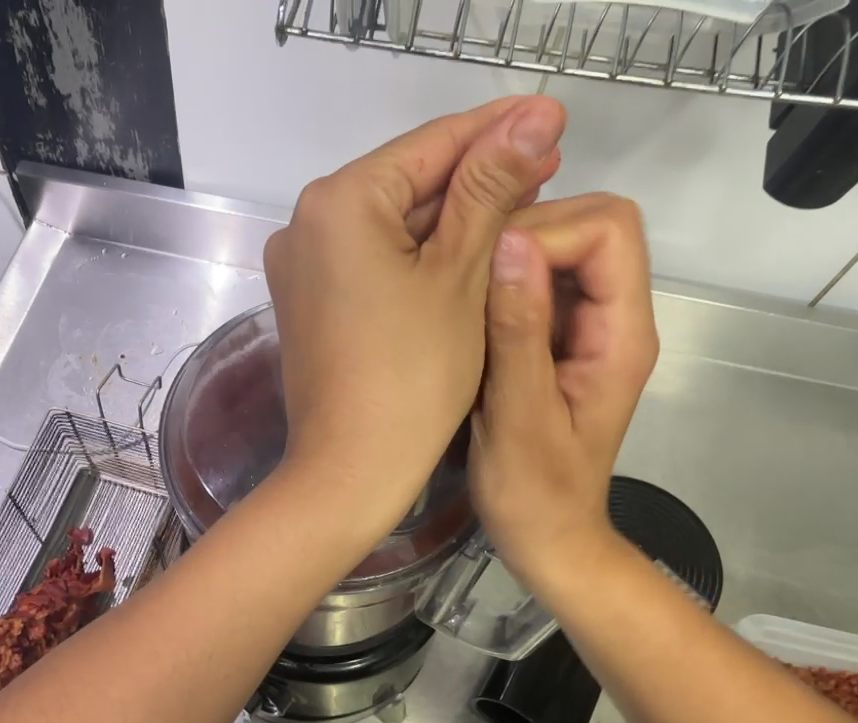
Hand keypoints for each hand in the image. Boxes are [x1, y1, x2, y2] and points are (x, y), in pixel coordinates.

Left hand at [262, 96, 566, 536]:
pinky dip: (420, 252)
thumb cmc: (412, 377)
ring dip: (454, 213)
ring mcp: (302, 266)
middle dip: (478, 174)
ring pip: (391, 222)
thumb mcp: (461, 275)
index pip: (431, 145)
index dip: (498, 130)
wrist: (350, 472)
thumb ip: (492, 188)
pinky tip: (471, 245)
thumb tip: (536, 115)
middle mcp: (306, 223)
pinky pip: (373, 259)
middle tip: (550, 160)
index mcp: (338, 202)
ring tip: (526, 194)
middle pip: (407, 182)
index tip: (555, 118)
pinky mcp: (311, 301)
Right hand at [469, 195, 658, 590]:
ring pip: (559, 251)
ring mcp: (584, 329)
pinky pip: (535, 285)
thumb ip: (518, 330)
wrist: (546, 539)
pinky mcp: (555, 341)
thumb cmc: (534, 494)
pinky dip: (498, 284)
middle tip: (464, 270)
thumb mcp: (518, 416)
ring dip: (507, 258)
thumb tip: (509, 241)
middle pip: (588, 227)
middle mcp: (612, 320)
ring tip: (456, 286)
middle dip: (525, 233)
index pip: (609, 231)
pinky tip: (462, 310)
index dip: (550, 231)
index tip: (488, 266)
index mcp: (621, 336)